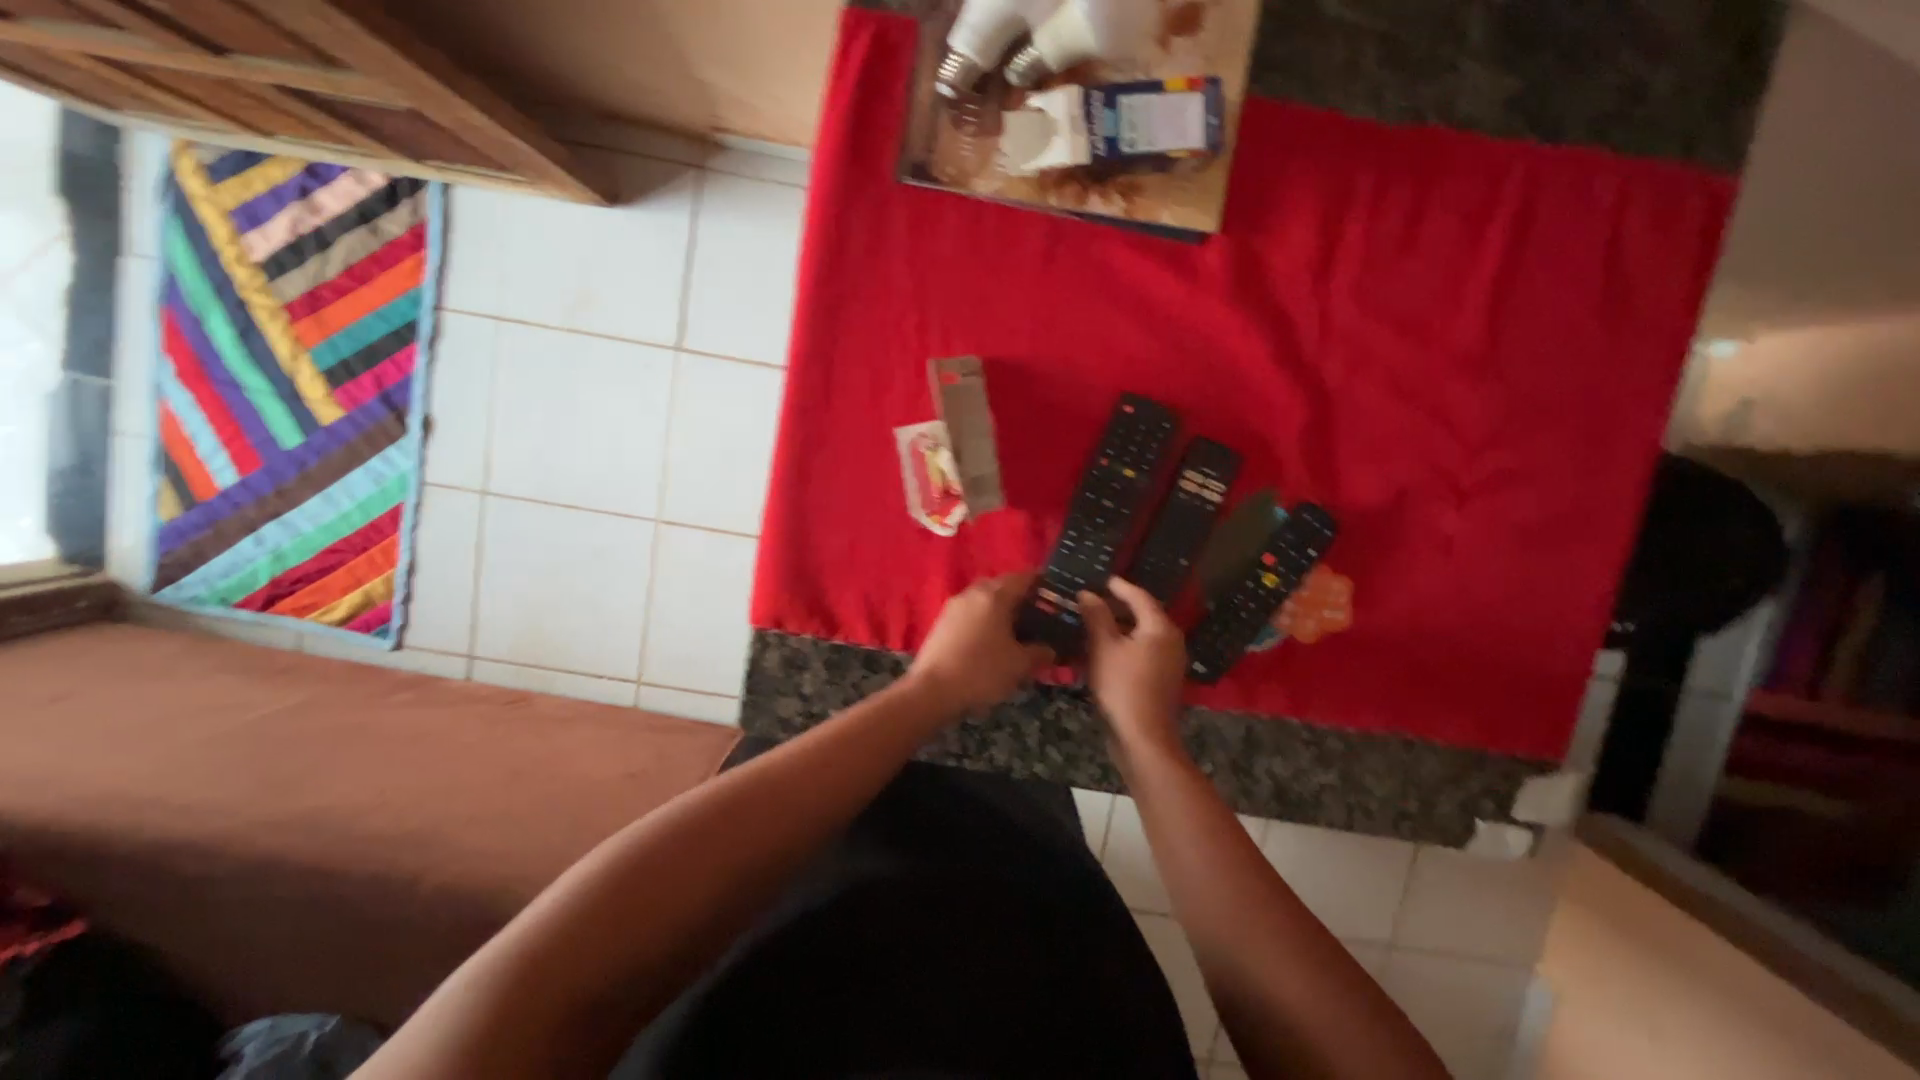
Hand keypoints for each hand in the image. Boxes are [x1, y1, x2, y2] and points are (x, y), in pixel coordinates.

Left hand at [904, 571, 1055, 715]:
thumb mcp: (1020, 665)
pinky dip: (985, 622)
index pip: (1025, 577)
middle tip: (1040, 619)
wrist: (931, 692)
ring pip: (985, 601)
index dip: (1044, 584)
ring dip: (1002, 612)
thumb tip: (1050, 649)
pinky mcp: (941, 623)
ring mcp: (953, 607)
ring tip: (1017, 633)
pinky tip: (992, 644)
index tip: (1057, 597)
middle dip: (1022, 600)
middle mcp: (972, 593)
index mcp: (994, 595)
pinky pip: (971, 615)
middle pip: (1003, 587)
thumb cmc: (981, 672)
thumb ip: (1041, 652)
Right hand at [1079, 577, 1187, 761]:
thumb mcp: (1104, 648)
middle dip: (1117, 607)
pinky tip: (1104, 651)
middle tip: (1092, 600)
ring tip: (1093, 624)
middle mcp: (1171, 640)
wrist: (1144, 737)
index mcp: (1160, 628)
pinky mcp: (1162, 680)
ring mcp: (1170, 662)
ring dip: (1119, 629)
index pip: (1140, 596)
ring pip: (1142, 635)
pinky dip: (1124, 647)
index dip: (1119, 586)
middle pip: (1143, 615)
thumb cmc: (1123, 687)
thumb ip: (1096, 617)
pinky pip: (1143, 653)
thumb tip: (1088, 593)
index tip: (1100, 579)